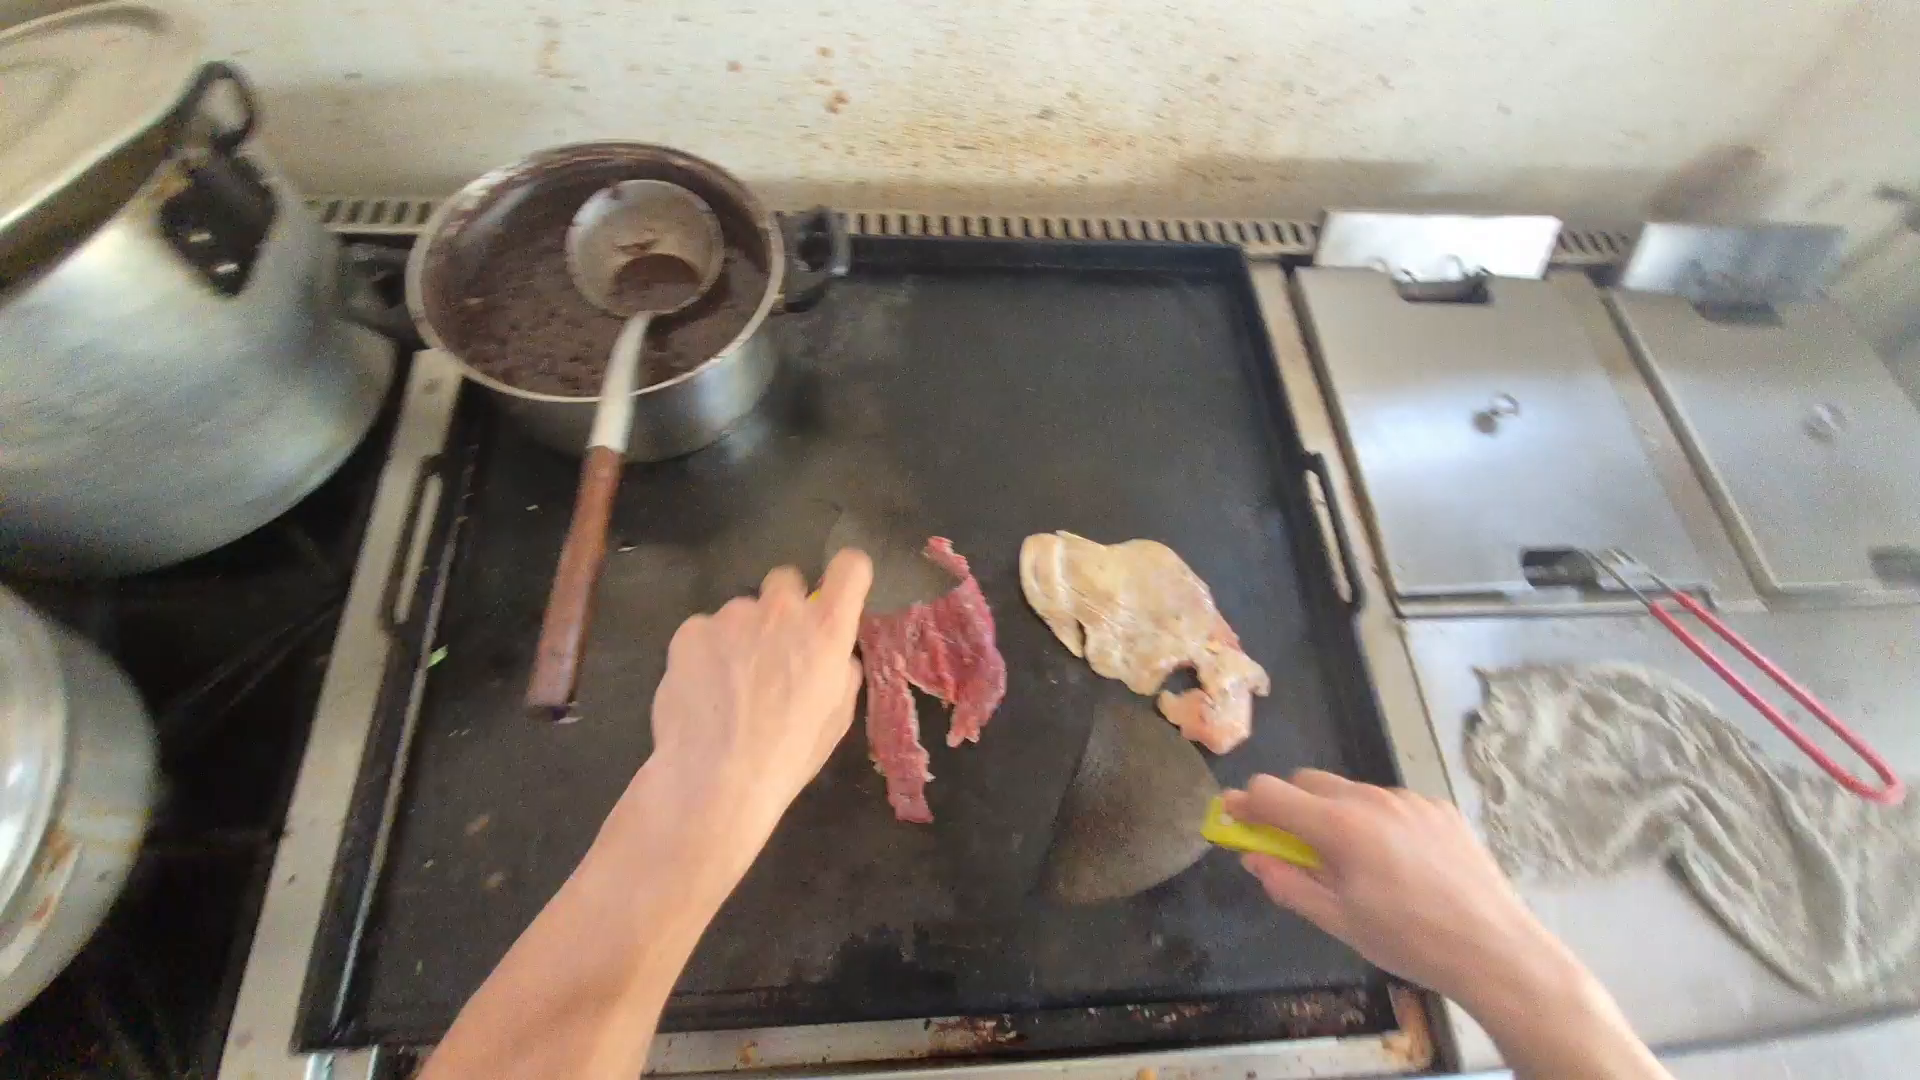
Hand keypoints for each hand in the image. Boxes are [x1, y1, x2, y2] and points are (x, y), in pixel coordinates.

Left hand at [642, 550, 872, 841]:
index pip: (850, 566)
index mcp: (827, 628)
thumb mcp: (838, 714)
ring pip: (741, 612)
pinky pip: (704, 630)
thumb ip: (839, 668)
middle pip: (787, 580)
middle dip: (784, 607)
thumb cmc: (790, 752)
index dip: (846, 575)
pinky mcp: (691, 630)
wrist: (717, 778)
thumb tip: (831, 654)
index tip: (839, 591)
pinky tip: (703, 689)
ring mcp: (732, 615)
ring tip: (730, 684)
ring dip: (741, 635)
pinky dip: (706, 652)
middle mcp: (782, 609)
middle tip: (774, 648)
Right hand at [1224, 770, 1558, 1011]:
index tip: (1236, 819)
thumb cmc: (1410, 942)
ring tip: (1357, 860)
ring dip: (1333, 812)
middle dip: (1290, 806)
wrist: (1501, 954)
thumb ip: (1286, 882)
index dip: (1246, 803)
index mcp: (1338, 826)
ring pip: (1347, 790)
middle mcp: (1368, 799)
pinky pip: (1388, 801)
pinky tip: (1399, 860)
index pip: (1269, 791)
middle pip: (1305, 781)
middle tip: (1297, 846)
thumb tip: (1252, 856)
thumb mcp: (1338, 921)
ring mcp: (1407, 799)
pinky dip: (1376, 820)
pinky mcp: (1437, 807)